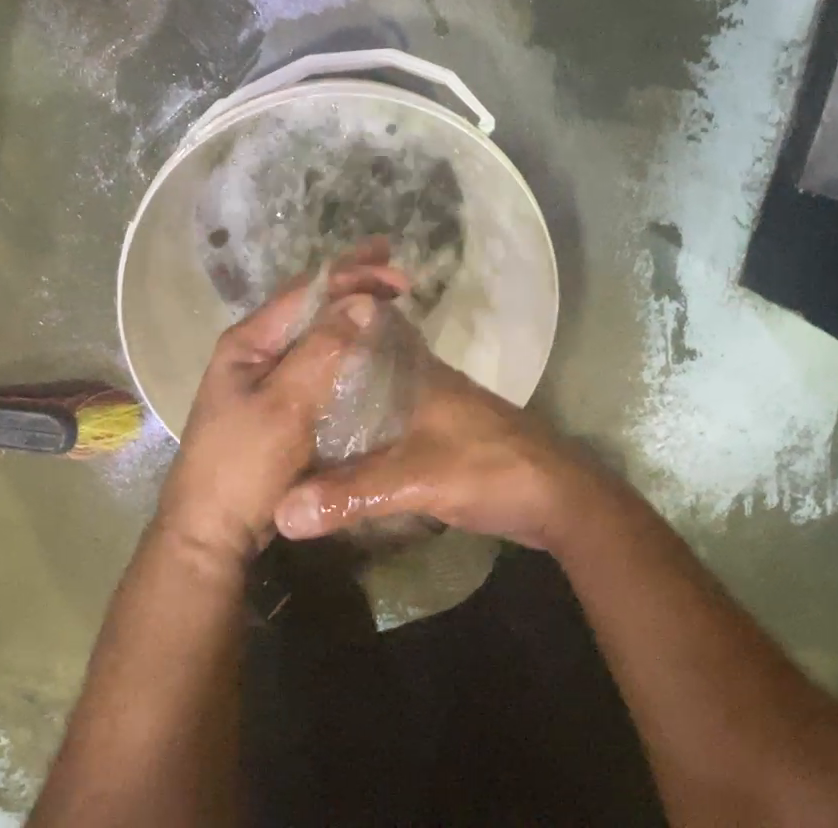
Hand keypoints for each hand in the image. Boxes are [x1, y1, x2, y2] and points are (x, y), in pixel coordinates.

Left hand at [156, 245, 407, 565]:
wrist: (212, 531)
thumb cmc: (243, 466)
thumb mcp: (285, 406)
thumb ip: (323, 351)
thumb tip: (362, 300)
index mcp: (248, 342)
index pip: (305, 292)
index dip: (351, 274)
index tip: (395, 271)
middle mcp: (254, 352)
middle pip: (308, 306)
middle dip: (351, 282)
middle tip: (395, 268)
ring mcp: (264, 380)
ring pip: (313, 333)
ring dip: (349, 312)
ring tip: (386, 297)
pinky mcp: (278, 406)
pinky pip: (316, 363)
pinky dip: (344, 346)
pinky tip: (368, 348)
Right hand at [271, 338, 618, 552]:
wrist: (561, 501)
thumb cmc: (492, 470)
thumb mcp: (417, 480)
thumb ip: (352, 494)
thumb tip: (281, 513)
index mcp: (419, 372)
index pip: (368, 328)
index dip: (329, 325)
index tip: (280, 337)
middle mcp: (427, 383)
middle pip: (367, 365)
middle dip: (327, 372)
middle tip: (276, 388)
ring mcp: (440, 411)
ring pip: (381, 397)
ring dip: (347, 406)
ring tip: (297, 422)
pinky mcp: (448, 440)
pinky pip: (394, 426)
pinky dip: (368, 435)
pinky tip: (344, 454)